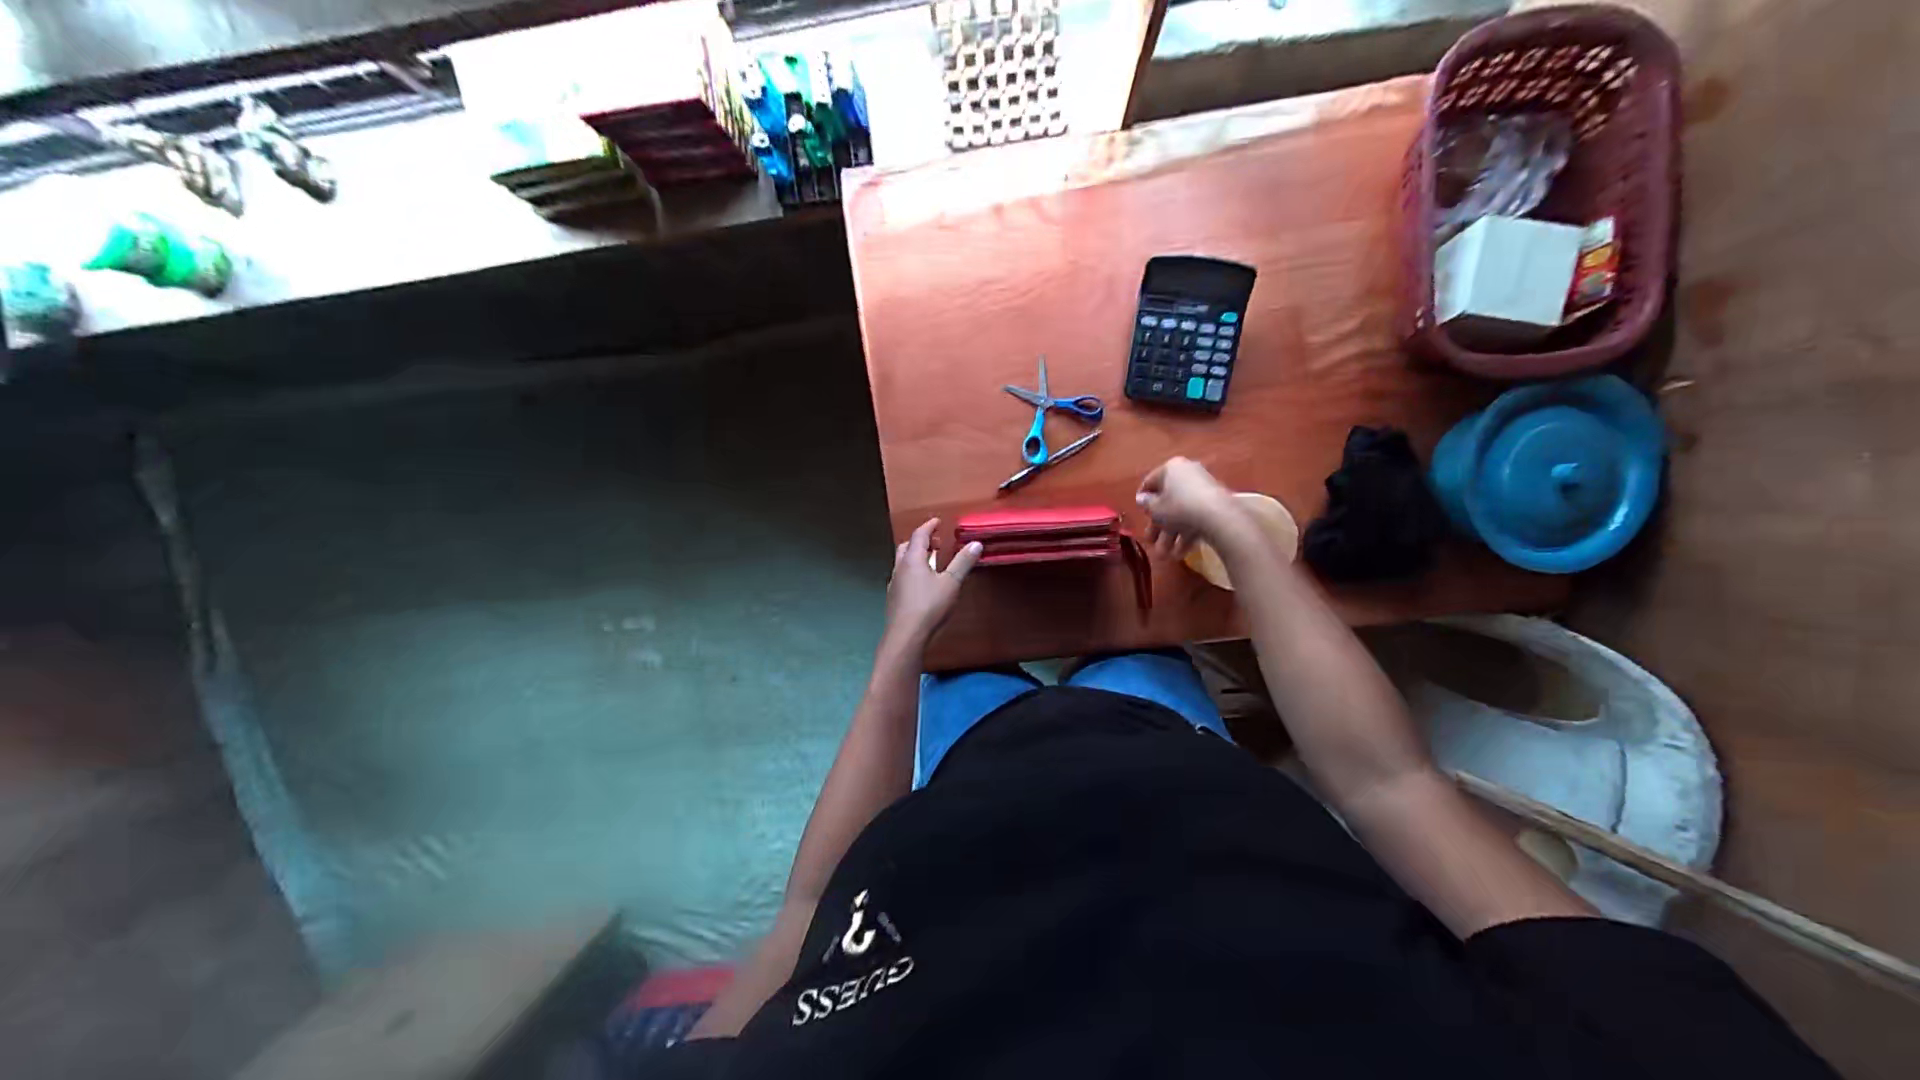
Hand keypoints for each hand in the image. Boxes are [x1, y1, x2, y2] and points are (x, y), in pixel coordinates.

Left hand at [884, 518, 982, 646]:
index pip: (919, 535)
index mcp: (912, 560)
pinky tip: (921, 583)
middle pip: (906, 547)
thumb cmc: (929, 606)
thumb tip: (976, 543)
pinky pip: (902, 577)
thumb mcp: (951, 583)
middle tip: (934, 541)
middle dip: (920, 541)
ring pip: (902, 563)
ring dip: (915, 557)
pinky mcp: (893, 599)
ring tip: (930, 561)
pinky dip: (912, 572)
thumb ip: (962, 563)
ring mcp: (894, 584)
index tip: (937, 521)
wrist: (906, 635)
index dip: (929, 526)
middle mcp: (899, 568)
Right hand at [1135, 457, 1244, 558]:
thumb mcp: (1155, 509)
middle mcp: (1187, 474)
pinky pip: (1195, 516)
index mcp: (1170, 469)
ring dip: (1170, 535)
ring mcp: (1202, 488)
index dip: (1143, 500)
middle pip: (1167, 501)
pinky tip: (1181, 553)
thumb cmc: (1178, 507)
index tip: (1140, 515)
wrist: (1217, 516)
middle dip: (1158, 526)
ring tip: (1165, 556)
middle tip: (1151, 542)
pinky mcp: (1214, 503)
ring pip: (1181, 512)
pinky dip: (1187, 533)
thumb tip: (1141, 499)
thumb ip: (1146, 504)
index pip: (1150, 483)